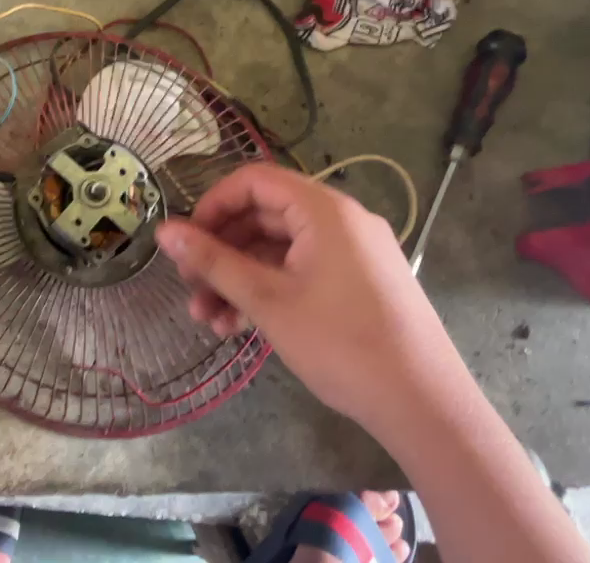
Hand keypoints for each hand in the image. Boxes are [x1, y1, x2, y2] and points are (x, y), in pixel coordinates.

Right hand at [155, 164, 468, 432]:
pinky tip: (238, 327)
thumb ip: (213, 261)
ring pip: (277, 251)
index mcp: (324, 211)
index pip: (254, 181)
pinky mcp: (358, 285)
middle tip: (189, 287)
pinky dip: (267, 292)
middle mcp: (341, 222)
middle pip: (263, 217)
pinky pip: (300, 272)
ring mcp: (352, 255)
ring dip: (237, 280)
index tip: (186, 242)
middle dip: (220, 253)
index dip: (212, 206)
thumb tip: (163, 231)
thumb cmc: (342, 343)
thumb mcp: (267, 301)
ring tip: (207, 320)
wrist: (427, 409)